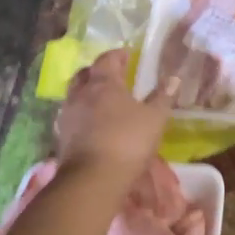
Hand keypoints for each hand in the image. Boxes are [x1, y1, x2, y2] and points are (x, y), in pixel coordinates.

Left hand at [54, 49, 172, 181]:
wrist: (93, 179)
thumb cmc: (128, 140)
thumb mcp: (155, 117)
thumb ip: (163, 96)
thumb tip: (173, 78)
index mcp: (104, 84)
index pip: (107, 60)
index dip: (117, 55)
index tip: (127, 55)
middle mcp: (81, 95)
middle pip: (84, 75)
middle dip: (96, 71)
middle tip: (112, 75)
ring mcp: (68, 116)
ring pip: (74, 95)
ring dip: (86, 93)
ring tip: (102, 100)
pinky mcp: (61, 137)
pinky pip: (71, 116)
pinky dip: (82, 113)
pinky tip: (93, 123)